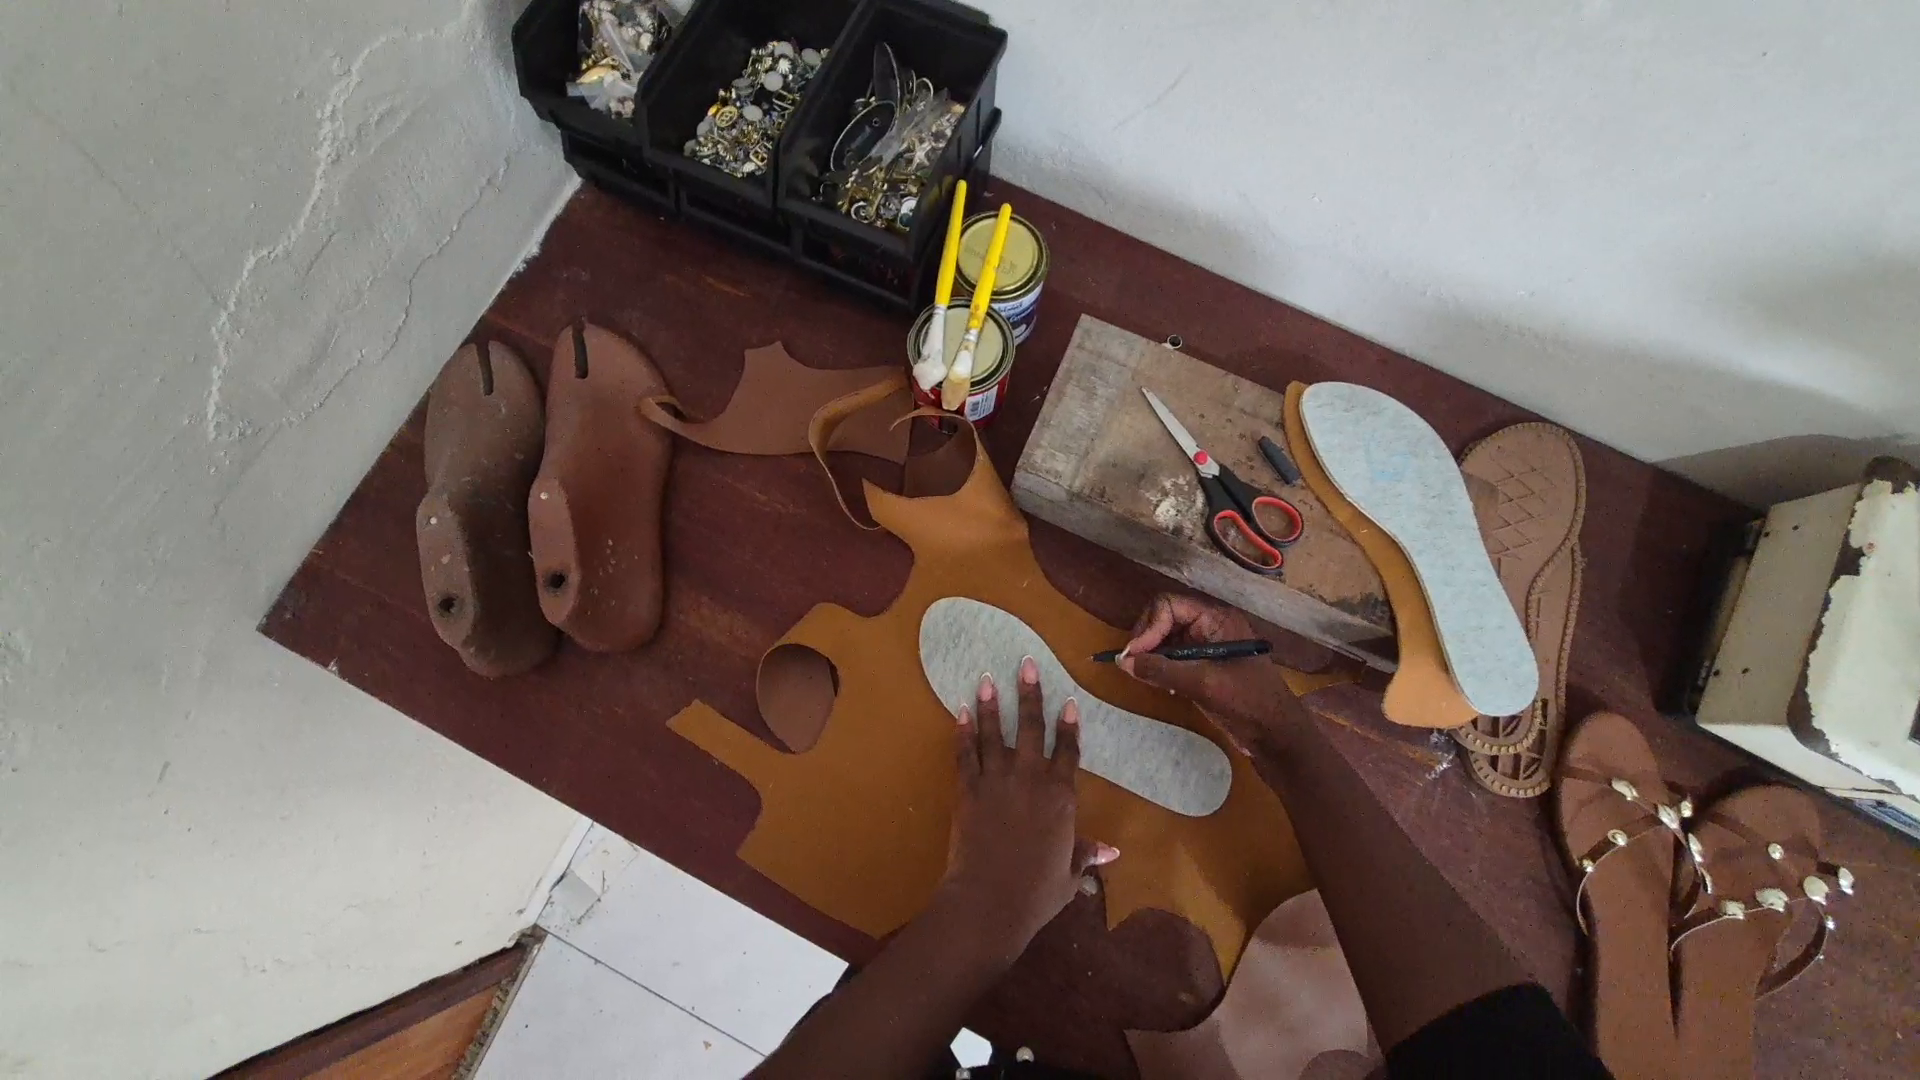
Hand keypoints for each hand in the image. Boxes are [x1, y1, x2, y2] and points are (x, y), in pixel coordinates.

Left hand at [940, 657, 1119, 963]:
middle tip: (1026, 663)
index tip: (1069, 700)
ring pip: (994, 734)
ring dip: (990, 704)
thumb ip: (1086, 855)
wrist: (990, 900)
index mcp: (1061, 797)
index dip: (1069, 725)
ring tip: (986, 677)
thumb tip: (1111, 851)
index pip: (1068, 752)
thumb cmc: (1037, 892)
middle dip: (1029, 694)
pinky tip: (959, 712)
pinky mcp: (968, 790)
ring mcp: (997, 781)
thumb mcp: (1069, 875)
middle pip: (1031, 728)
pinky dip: (962, 733)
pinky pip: (966, 755)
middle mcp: (1031, 779)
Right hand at [1117, 594, 1302, 751]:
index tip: (1135, 655)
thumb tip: (1122, 661)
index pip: (1169, 605)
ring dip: (1152, 655)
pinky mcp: (1204, 665)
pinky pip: (1173, 657)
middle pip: (1164, 618)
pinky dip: (1162, 668)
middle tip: (1134, 665)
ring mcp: (1207, 645)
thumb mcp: (1202, 684)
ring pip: (1166, 638)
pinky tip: (1160, 684)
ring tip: (1145, 676)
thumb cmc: (1247, 702)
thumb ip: (1161, 670)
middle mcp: (1210, 626)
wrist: (1277, 735)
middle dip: (1147, 639)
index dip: (1148, 626)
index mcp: (1216, 619)